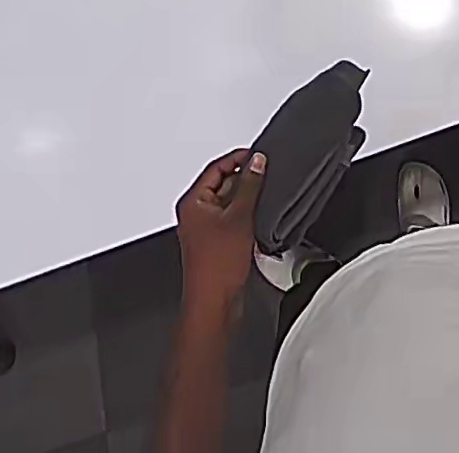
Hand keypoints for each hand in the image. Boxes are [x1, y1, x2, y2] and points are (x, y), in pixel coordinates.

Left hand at [175, 148, 265, 309]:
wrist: (215, 305)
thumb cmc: (216, 267)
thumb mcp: (238, 217)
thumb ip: (249, 186)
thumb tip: (256, 163)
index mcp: (193, 202)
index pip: (215, 168)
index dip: (236, 158)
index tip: (255, 154)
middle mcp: (197, 213)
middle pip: (222, 184)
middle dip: (243, 178)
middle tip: (264, 171)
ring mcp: (207, 229)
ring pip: (228, 202)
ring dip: (246, 197)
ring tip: (265, 192)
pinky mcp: (218, 242)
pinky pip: (232, 219)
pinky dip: (245, 214)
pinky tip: (259, 216)